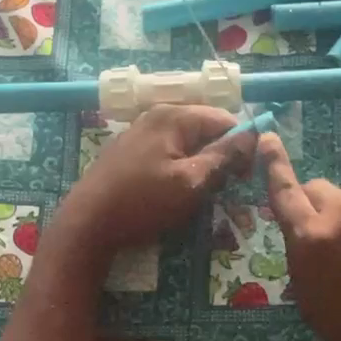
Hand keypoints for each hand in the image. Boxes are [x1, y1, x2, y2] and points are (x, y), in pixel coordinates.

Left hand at [57, 106, 255, 253]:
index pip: (225, 119)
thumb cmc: (142, 203)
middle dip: (220, 157)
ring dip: (200, 167)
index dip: (242, 145)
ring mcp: (140, 134)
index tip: (245, 177)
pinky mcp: (130, 154)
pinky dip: (178, 170)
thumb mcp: (190, 182)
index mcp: (174, 116)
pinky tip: (174, 194)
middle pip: (204, 130)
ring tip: (200, 195)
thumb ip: (224, 156)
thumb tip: (253, 135)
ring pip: (186, 145)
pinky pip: (166, 154)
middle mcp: (156, 116)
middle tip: (224, 189)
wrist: (88, 224)